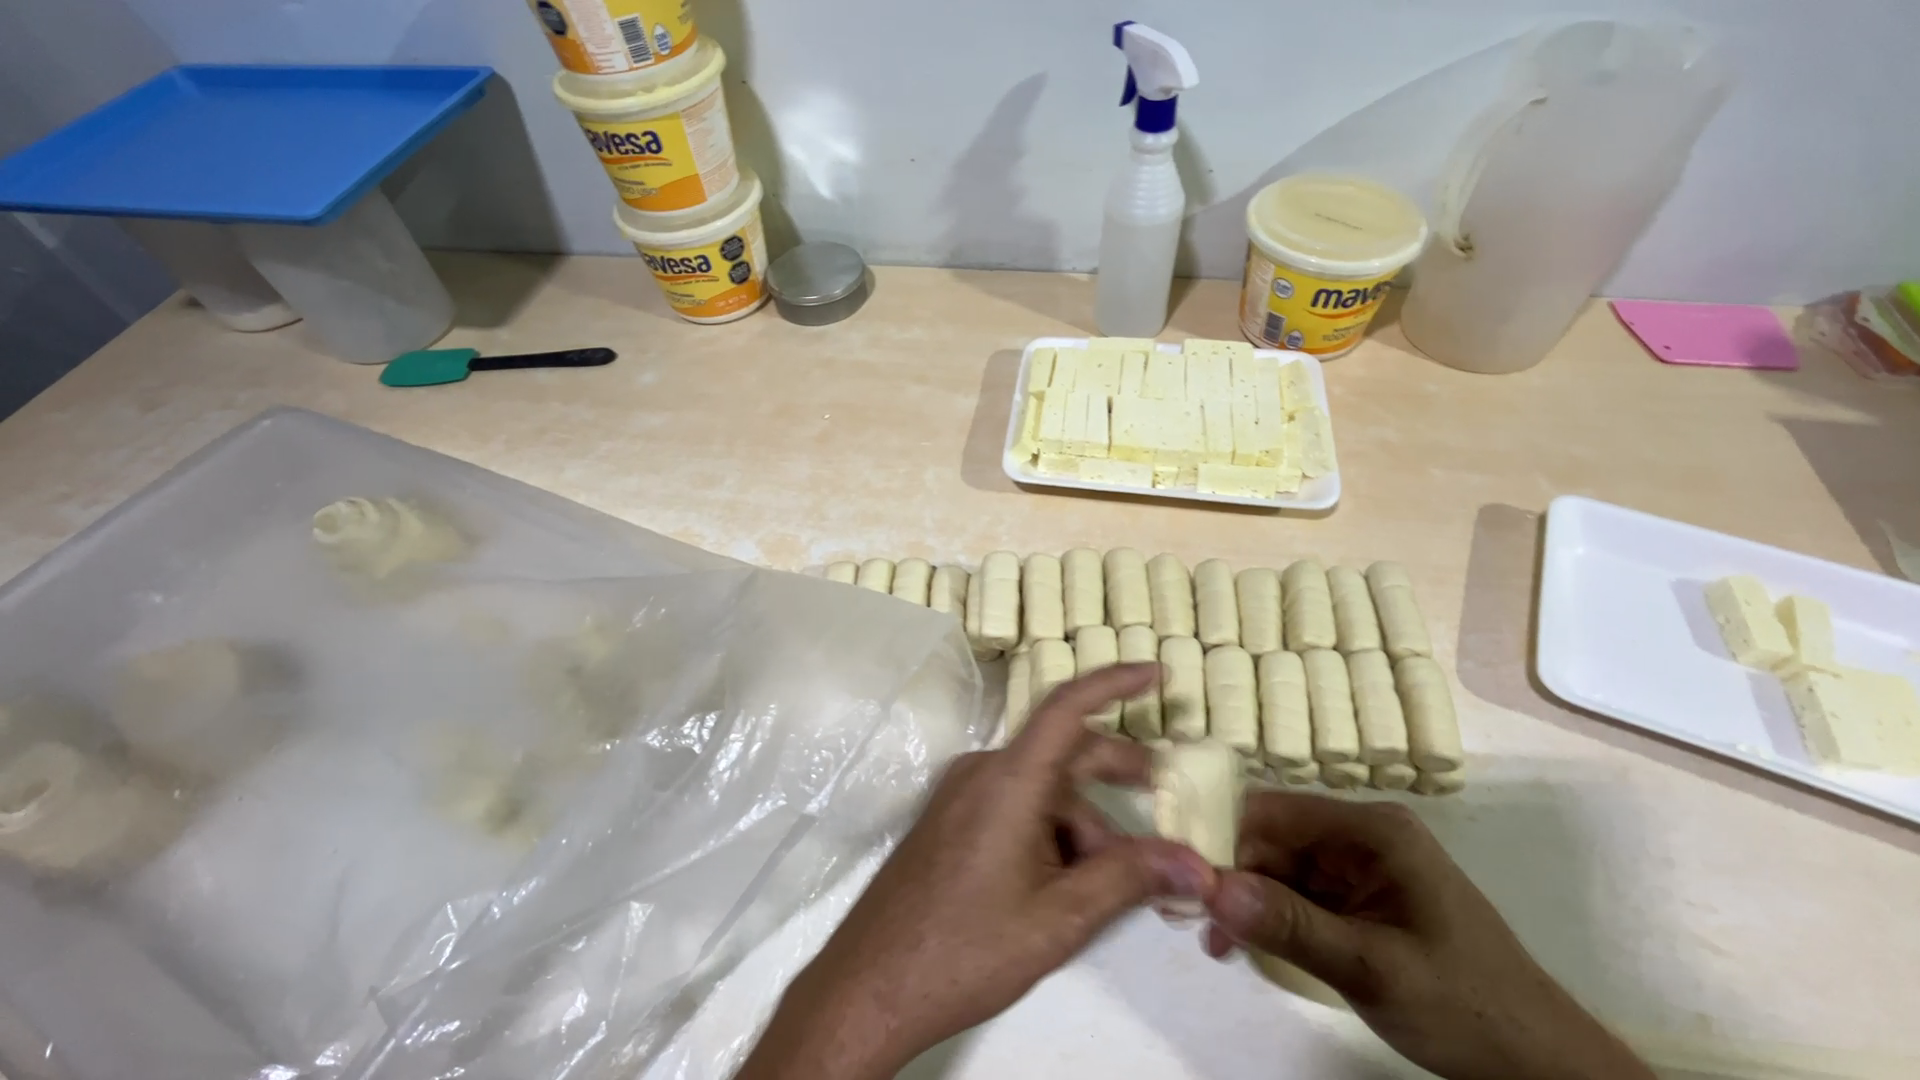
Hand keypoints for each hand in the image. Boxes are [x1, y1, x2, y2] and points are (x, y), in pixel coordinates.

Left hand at [737, 664, 1216, 1079]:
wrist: (870, 988)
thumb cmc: (965, 951)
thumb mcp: (1059, 918)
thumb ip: (1128, 880)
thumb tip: (1197, 864)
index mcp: (1008, 780)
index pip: (1067, 708)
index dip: (1115, 683)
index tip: (1159, 673)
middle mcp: (982, 774)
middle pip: (1063, 754)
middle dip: (1117, 773)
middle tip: (1163, 796)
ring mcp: (961, 797)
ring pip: (1042, 791)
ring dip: (1084, 824)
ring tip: (1113, 884)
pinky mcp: (950, 823)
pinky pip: (1014, 808)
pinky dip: (1052, 833)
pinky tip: (1068, 884)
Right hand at [1204, 791, 1652, 1079]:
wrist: (1538, 1064)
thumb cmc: (1463, 1004)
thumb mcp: (1371, 968)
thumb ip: (1290, 926)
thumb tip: (1210, 888)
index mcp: (1371, 831)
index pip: (1273, 811)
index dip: (1223, 837)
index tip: (1182, 878)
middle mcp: (1360, 838)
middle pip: (1272, 840)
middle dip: (1231, 877)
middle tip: (1194, 924)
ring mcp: (1360, 870)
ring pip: (1279, 870)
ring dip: (1246, 902)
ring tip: (1218, 947)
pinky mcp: (1359, 902)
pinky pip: (1298, 896)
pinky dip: (1270, 919)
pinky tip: (1248, 948)